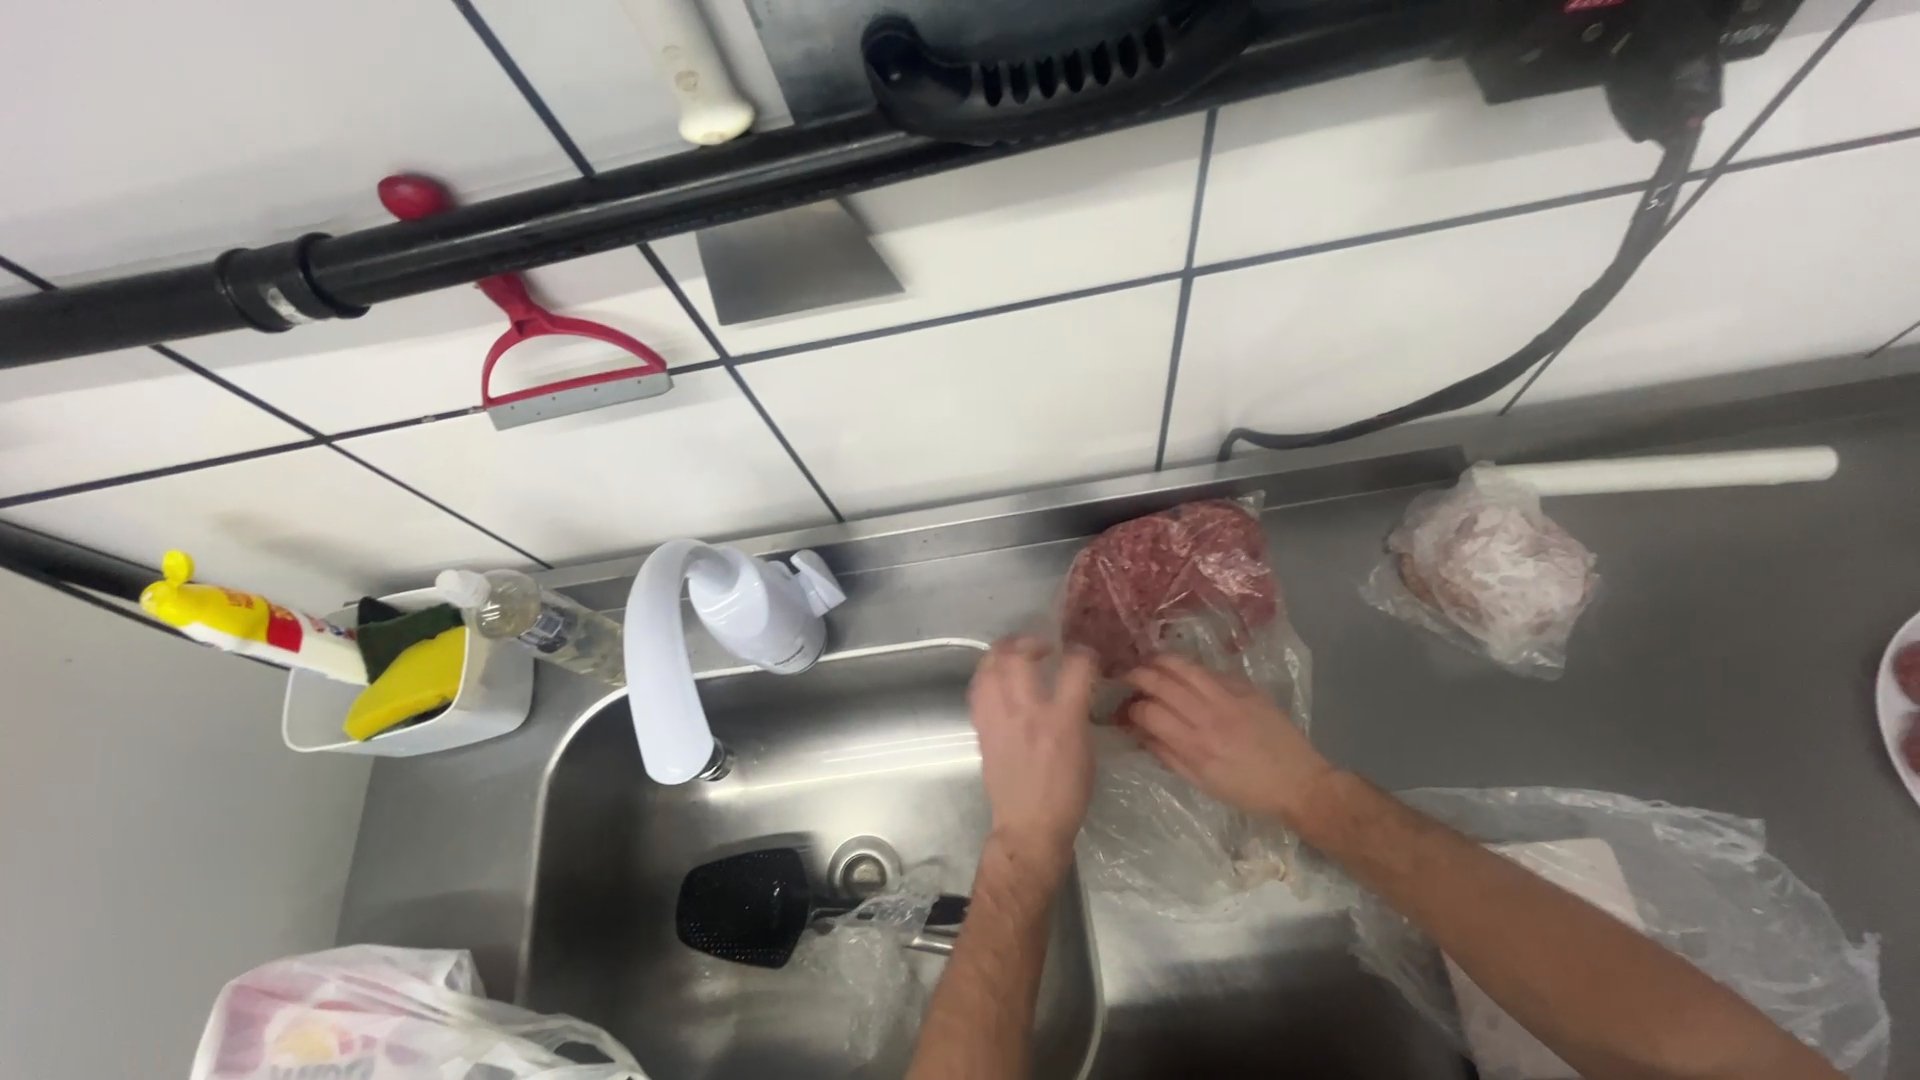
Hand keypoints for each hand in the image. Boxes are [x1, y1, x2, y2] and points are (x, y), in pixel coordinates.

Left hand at [968, 637, 1096, 875]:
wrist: (1030, 825)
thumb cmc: (1067, 793)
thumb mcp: (1086, 749)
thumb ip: (1078, 712)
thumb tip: (1073, 689)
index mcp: (1063, 720)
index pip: (1074, 667)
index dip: (1082, 653)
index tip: (1083, 654)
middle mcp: (1028, 713)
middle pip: (1018, 657)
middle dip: (1030, 642)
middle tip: (1040, 647)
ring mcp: (1000, 719)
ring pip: (990, 667)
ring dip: (1002, 652)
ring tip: (1013, 653)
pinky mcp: (982, 729)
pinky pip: (978, 690)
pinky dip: (987, 675)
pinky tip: (996, 676)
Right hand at [1122, 655, 1334, 826]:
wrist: (1300, 784)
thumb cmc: (1248, 792)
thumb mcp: (1202, 783)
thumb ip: (1168, 756)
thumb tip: (1141, 734)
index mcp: (1195, 745)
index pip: (1149, 712)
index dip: (1132, 708)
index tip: (1127, 710)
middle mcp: (1208, 716)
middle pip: (1161, 682)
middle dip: (1137, 676)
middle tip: (1127, 676)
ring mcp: (1229, 698)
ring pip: (1184, 667)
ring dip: (1160, 661)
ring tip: (1149, 663)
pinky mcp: (1247, 689)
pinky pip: (1211, 671)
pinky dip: (1192, 669)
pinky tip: (1185, 673)